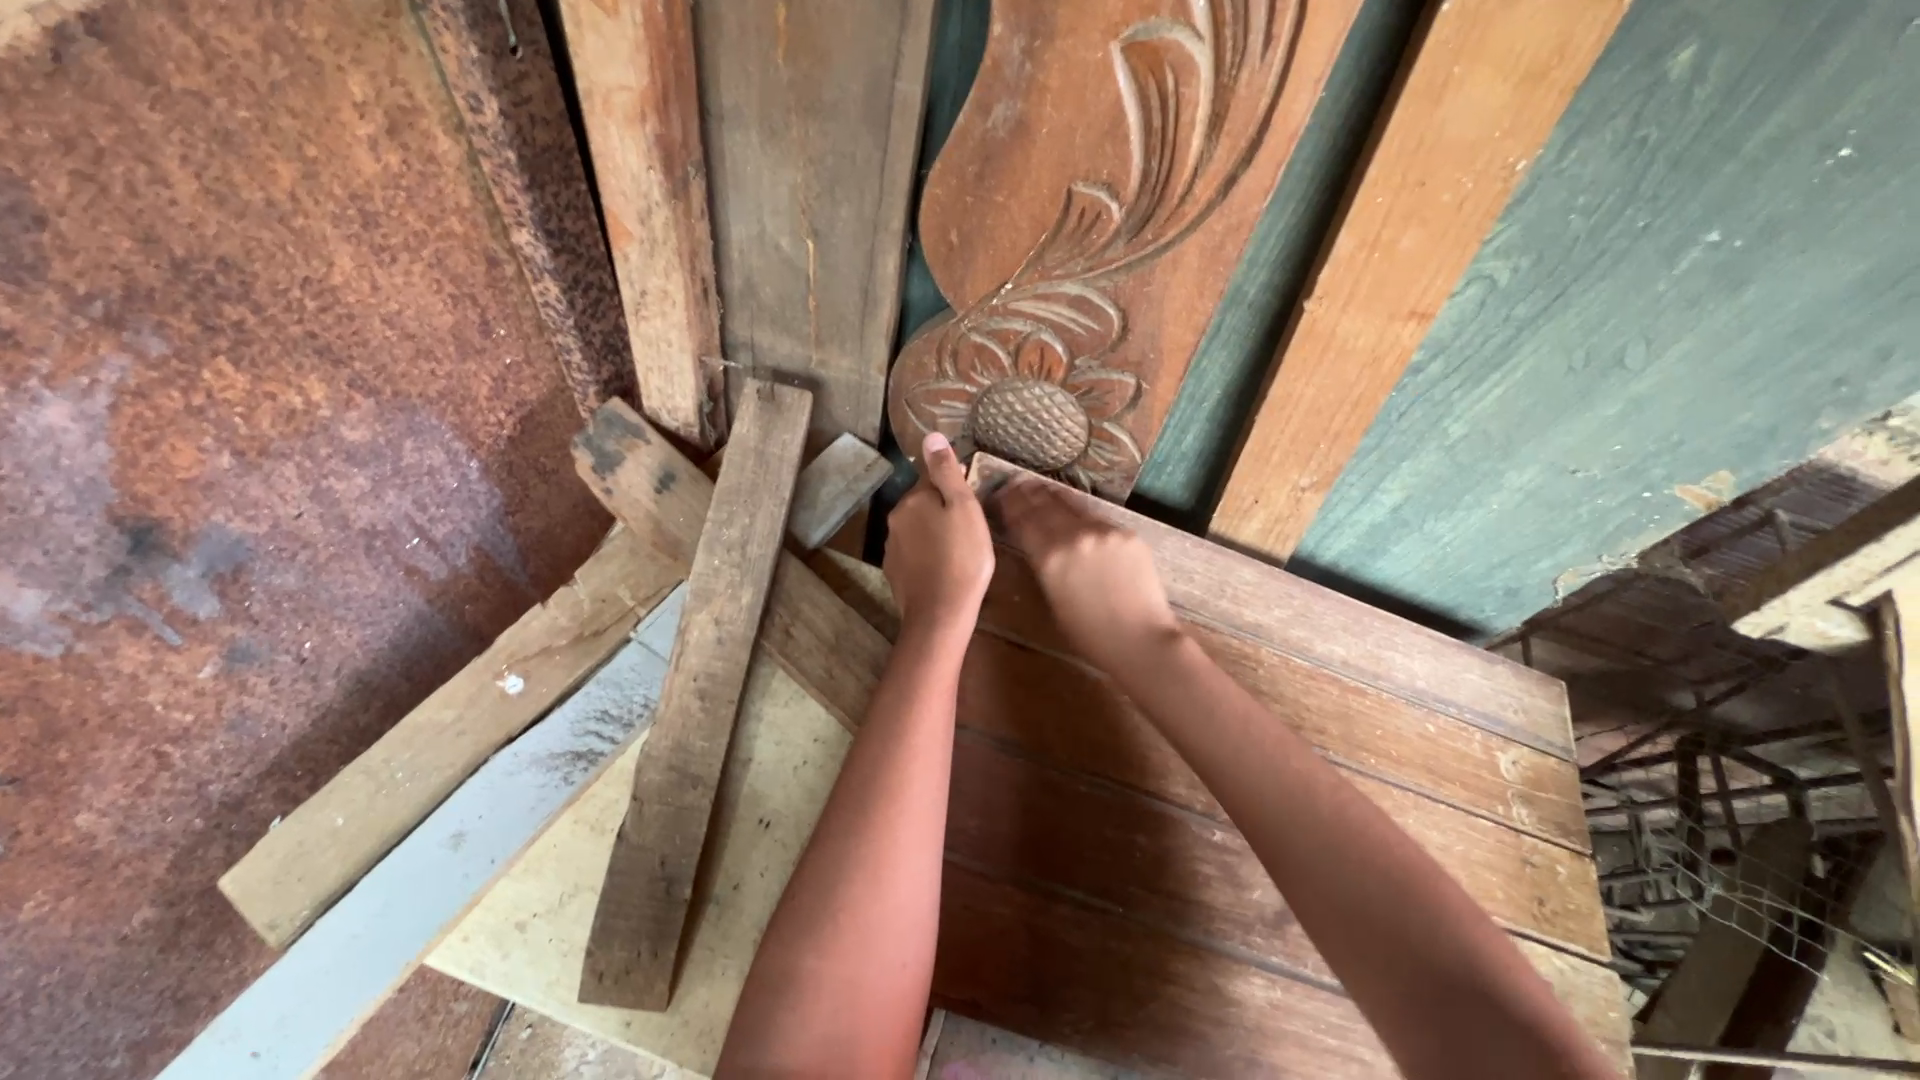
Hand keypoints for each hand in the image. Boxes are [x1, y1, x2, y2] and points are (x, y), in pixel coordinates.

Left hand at [883, 433, 994, 638]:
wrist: (941, 613)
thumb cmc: (963, 557)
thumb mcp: (964, 508)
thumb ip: (946, 471)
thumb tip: (931, 436)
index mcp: (913, 500)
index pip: (933, 480)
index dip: (955, 489)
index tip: (972, 506)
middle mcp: (896, 519)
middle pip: (923, 505)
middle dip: (942, 512)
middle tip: (969, 530)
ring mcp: (892, 548)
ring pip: (918, 531)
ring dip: (934, 535)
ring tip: (959, 552)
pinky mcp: (895, 573)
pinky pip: (914, 555)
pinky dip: (927, 557)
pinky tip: (943, 570)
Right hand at [992, 476, 1182, 674]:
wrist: (1140, 638)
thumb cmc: (1089, 635)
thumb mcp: (1053, 601)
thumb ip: (1044, 567)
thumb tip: (1038, 546)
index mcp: (1048, 557)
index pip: (1023, 521)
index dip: (1010, 506)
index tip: (1001, 496)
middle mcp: (1073, 536)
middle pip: (1044, 506)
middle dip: (1028, 494)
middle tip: (1017, 484)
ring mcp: (1102, 530)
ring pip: (1071, 504)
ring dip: (1052, 495)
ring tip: (1040, 487)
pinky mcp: (1126, 532)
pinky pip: (1097, 516)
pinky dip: (1081, 511)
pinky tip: (1075, 509)